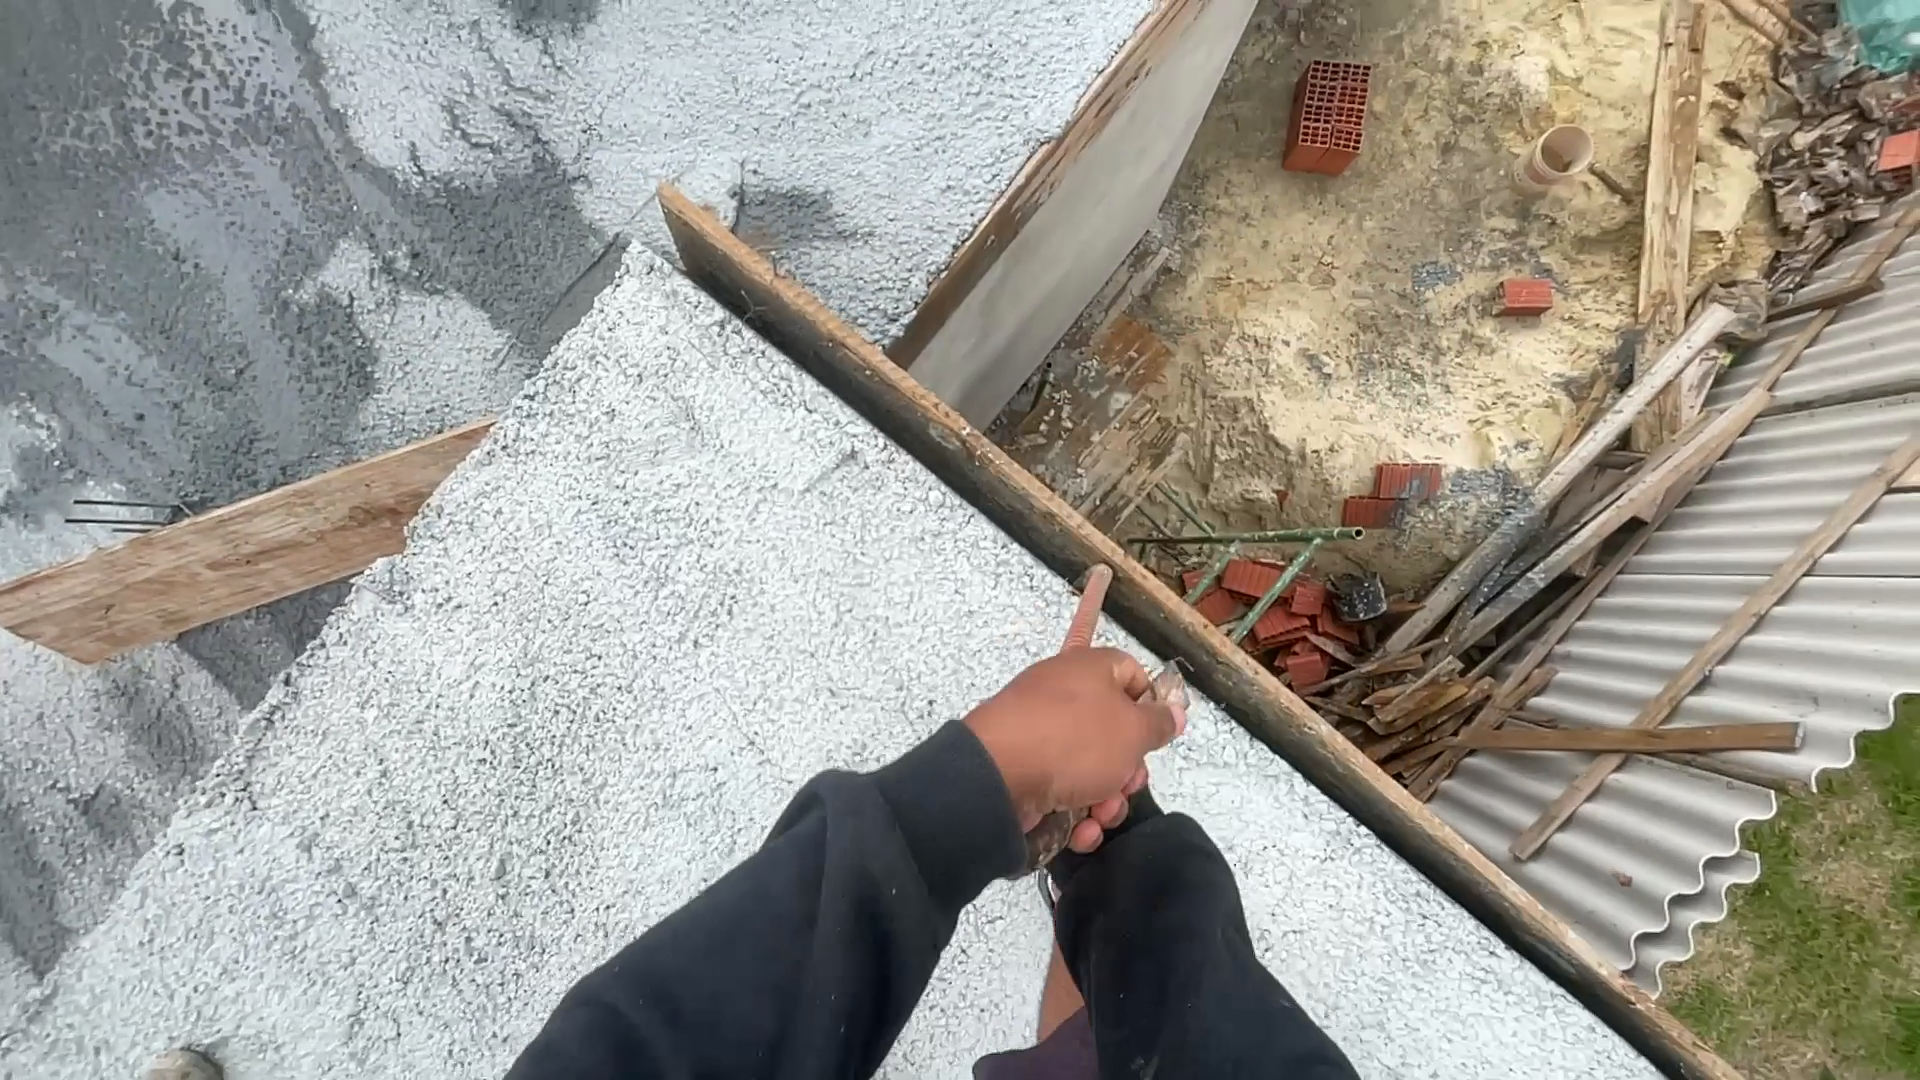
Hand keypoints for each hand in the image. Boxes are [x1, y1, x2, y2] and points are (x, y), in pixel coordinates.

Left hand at [963, 648, 1186, 852]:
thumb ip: (1158, 723)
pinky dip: (1074, 811)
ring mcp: (1040, 732)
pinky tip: (1079, 831)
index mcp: (1088, 669)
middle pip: (1112, 729)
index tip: (1157, 734)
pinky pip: (1061, 786)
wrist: (998, 774)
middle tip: (1128, 785)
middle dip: (1128, 767)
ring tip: (1101, 815)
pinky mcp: (1024, 767)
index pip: (1130, 672)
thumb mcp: (1132, 731)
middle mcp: (1062, 695)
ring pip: (1090, 766)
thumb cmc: (1075, 740)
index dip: (1150, 703)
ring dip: (1105, 798)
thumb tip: (1174, 709)